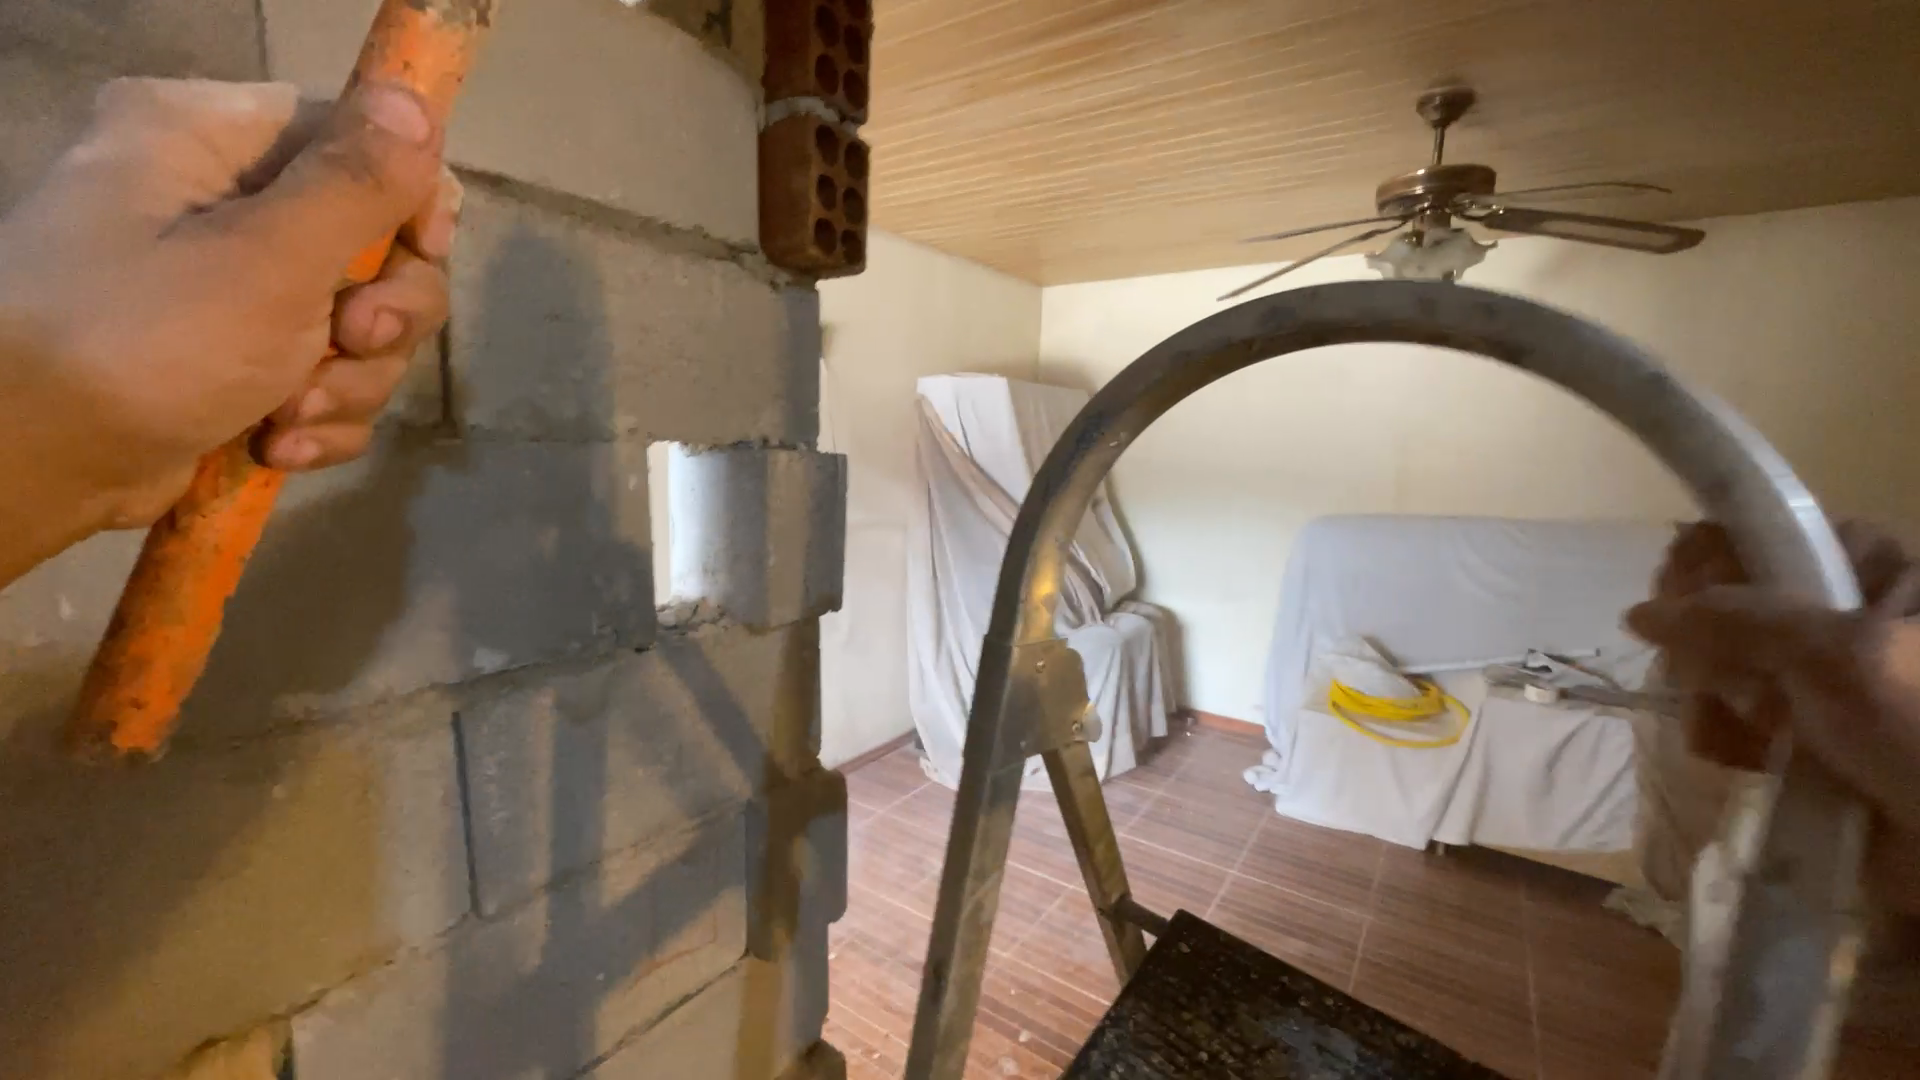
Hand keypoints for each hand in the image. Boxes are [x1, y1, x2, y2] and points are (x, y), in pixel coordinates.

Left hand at [0, 78, 457, 581]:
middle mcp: (231, 205)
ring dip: (350, 382)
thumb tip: (414, 99)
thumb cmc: (147, 342)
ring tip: (290, 412)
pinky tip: (278, 441)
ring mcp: (245, 289)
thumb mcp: (269, 258)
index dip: (411, 200)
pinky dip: (323, 417)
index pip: (361, 140)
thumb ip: (354, 183)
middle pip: (385, 249)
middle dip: (383, 318)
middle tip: (349, 344)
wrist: (42, 462)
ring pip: (371, 328)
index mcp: (212, 143)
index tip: (422, 252)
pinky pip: (340, 378)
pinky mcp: (257, 358)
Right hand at [1631, 521, 1919, 911]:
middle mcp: (1856, 625)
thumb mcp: (1844, 660)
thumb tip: (1641, 614)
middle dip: (1709, 645)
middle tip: (1719, 678)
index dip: (1715, 559)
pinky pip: (1735, 717)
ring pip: (1724, 665)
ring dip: (1710, 701)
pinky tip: (1742, 759)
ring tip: (1739, 737)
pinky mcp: (1814, 739)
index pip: (1773, 536)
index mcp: (1890, 583)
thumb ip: (1735, 620)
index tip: (1677, 592)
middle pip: (1733, 605)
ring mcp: (1832, 686)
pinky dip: (1722, 736)